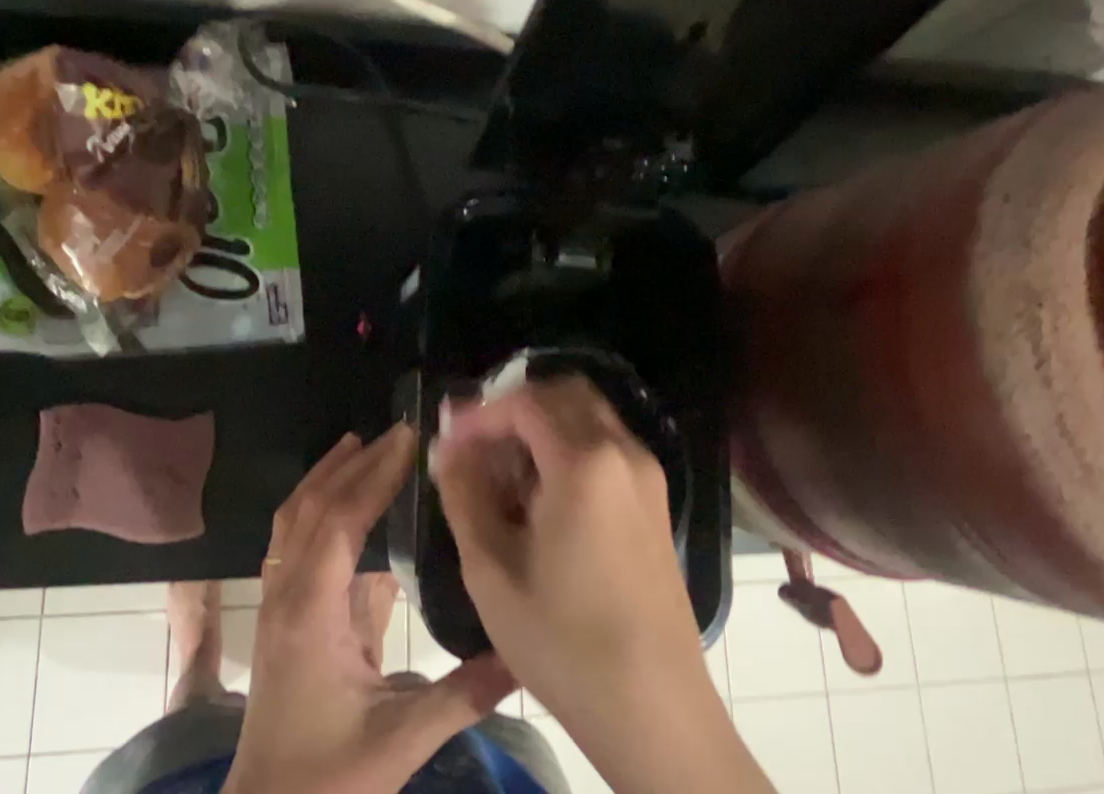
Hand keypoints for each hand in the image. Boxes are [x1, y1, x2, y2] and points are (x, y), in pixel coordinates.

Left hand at [224, 424, 516, 793]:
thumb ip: (463, 696)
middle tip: (396, 432)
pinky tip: (342, 508)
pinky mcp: (280, 617)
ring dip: (326, 478)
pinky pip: (290, 543)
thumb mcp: (401, 739)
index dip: (373, 475)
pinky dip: (313, 509)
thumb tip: (522, 656)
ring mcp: (276, 603)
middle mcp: (285, 594)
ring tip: (361, 447)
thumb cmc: (328, 776)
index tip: (407, 441)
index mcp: (311, 612)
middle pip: (312, 507)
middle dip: (352, 464)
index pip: (341, 520)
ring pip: (293, 520)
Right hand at [434, 378, 772, 793]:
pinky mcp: (656, 504)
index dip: (478, 414)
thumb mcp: (490, 569)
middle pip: (564, 394)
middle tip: (474, 449)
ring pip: (589, 419)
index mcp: (585, 463)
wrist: (653, 708)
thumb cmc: (562, 642)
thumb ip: (464, 493)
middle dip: (513, 410)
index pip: (524, 402)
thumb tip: (449, 445)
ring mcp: (648, 478)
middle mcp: (625, 454)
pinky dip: (568, 450)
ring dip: (542, 429)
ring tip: (502, 477)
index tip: (447, 442)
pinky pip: (607, 449)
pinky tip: (539, 500)